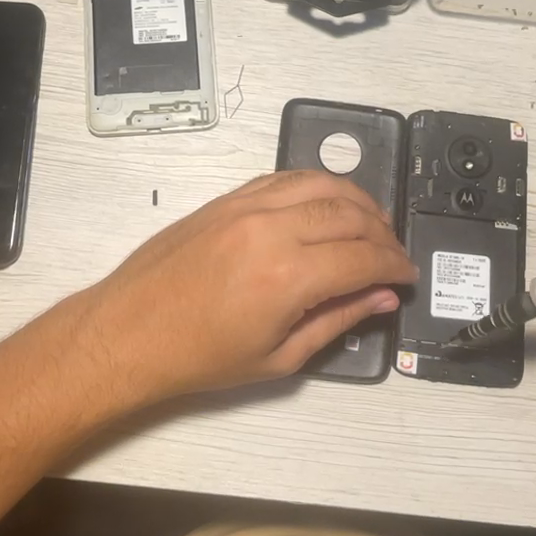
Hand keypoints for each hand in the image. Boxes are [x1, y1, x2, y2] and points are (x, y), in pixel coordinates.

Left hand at [74, 170, 415, 401]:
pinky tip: (327, 205)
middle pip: (350, 212)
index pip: (364, 257)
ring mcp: (246, 206)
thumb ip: (339, 320)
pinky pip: (285, 177)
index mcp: (286, 276)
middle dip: (383, 232)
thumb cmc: (199, 357)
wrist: (129, 332)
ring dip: (356, 200)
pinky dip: (316, 186)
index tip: (406, 276)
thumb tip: (382, 297)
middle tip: (392, 254)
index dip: (395, 266)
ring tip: (371, 224)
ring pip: (321, 183)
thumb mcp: (279, 356)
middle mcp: (270, 229)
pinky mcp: (228, 198)